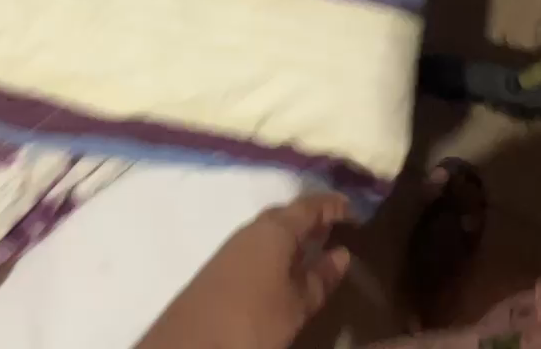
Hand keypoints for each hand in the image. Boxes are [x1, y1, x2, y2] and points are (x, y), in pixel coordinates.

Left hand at [138, 192, 352, 348]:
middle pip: (287, 215)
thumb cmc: (251, 322)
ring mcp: (233, 248)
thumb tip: (342, 254)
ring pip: (271, 232)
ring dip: (294, 237)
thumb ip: (319, 279)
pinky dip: (278, 252)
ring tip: (316, 250)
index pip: (309, 205)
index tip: (354, 209)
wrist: (187, 346)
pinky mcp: (221, 268)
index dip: (332, 205)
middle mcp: (253, 229)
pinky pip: (258, 247)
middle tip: (337, 229)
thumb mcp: (294, 306)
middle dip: (312, 219)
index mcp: (274, 229)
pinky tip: (285, 272)